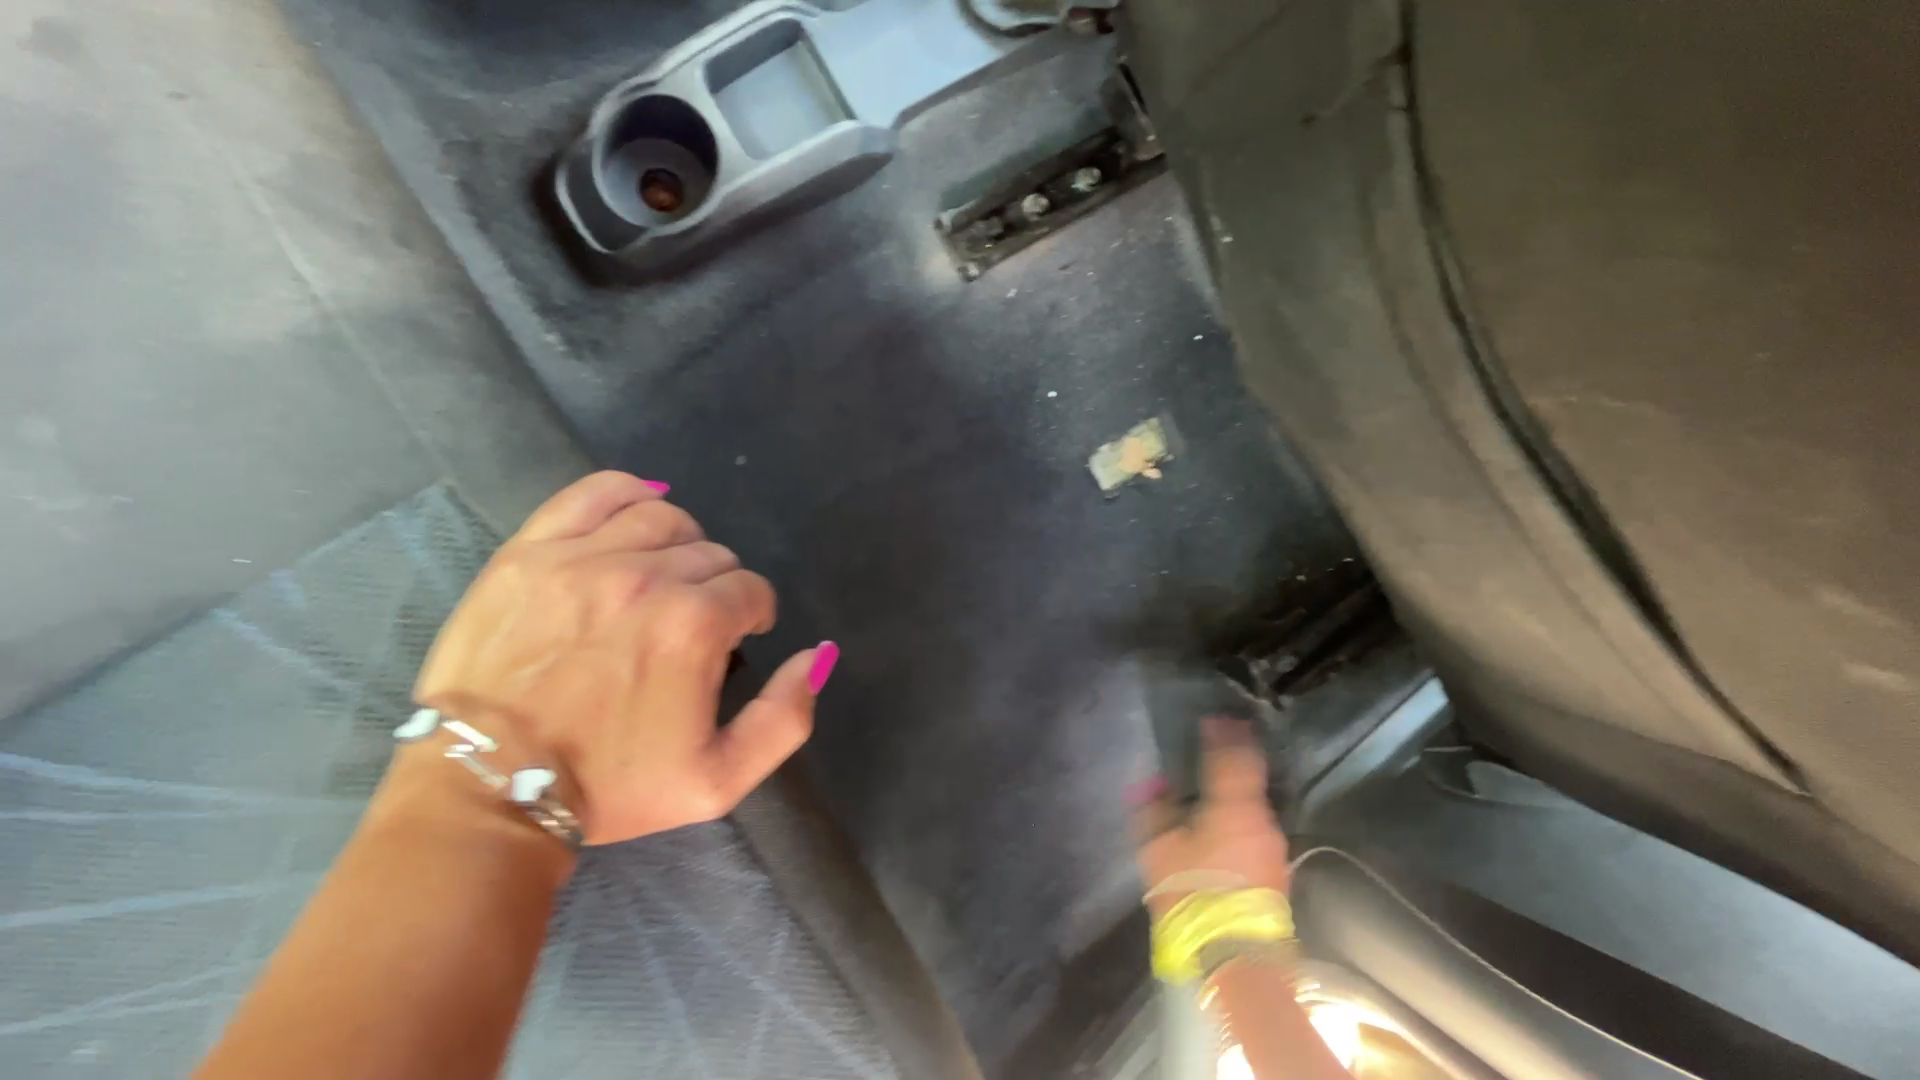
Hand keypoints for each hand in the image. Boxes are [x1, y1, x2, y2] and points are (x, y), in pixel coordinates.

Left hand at [411, 471, 836, 844]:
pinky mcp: (531, 550)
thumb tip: (819, 653)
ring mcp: (583, 557)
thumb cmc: (611, 786)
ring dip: (680, 545)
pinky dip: (629, 494)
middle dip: (716, 588)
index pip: (751, 591)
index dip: (752, 616)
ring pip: (664, 518)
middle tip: (691, 626)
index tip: (734, 641)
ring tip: (664, 577)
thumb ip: (785, 717)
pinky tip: (634, 519)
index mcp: (695, 626)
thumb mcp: (719, 779)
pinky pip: (596, 492)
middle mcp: (646, 578)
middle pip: (712, 555)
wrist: (490, 787)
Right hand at [1134, 718, 1289, 915]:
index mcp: (1234, 807)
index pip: (1233, 757)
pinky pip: (1255, 833)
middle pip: (1248, 782)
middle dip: (1231, 766)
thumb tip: (1152, 783)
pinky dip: (1241, 823)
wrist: (1236, 955)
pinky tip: (1223, 833)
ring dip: (1235, 799)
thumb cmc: (1194, 893)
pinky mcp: (1277, 873)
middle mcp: (1262, 820)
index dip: (1225, 735)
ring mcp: (1274, 848)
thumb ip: (1154, 811)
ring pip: (1252, 810)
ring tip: (1213, 797)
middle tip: (1213, 752)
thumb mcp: (1160, 852)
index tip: (1216, 719)